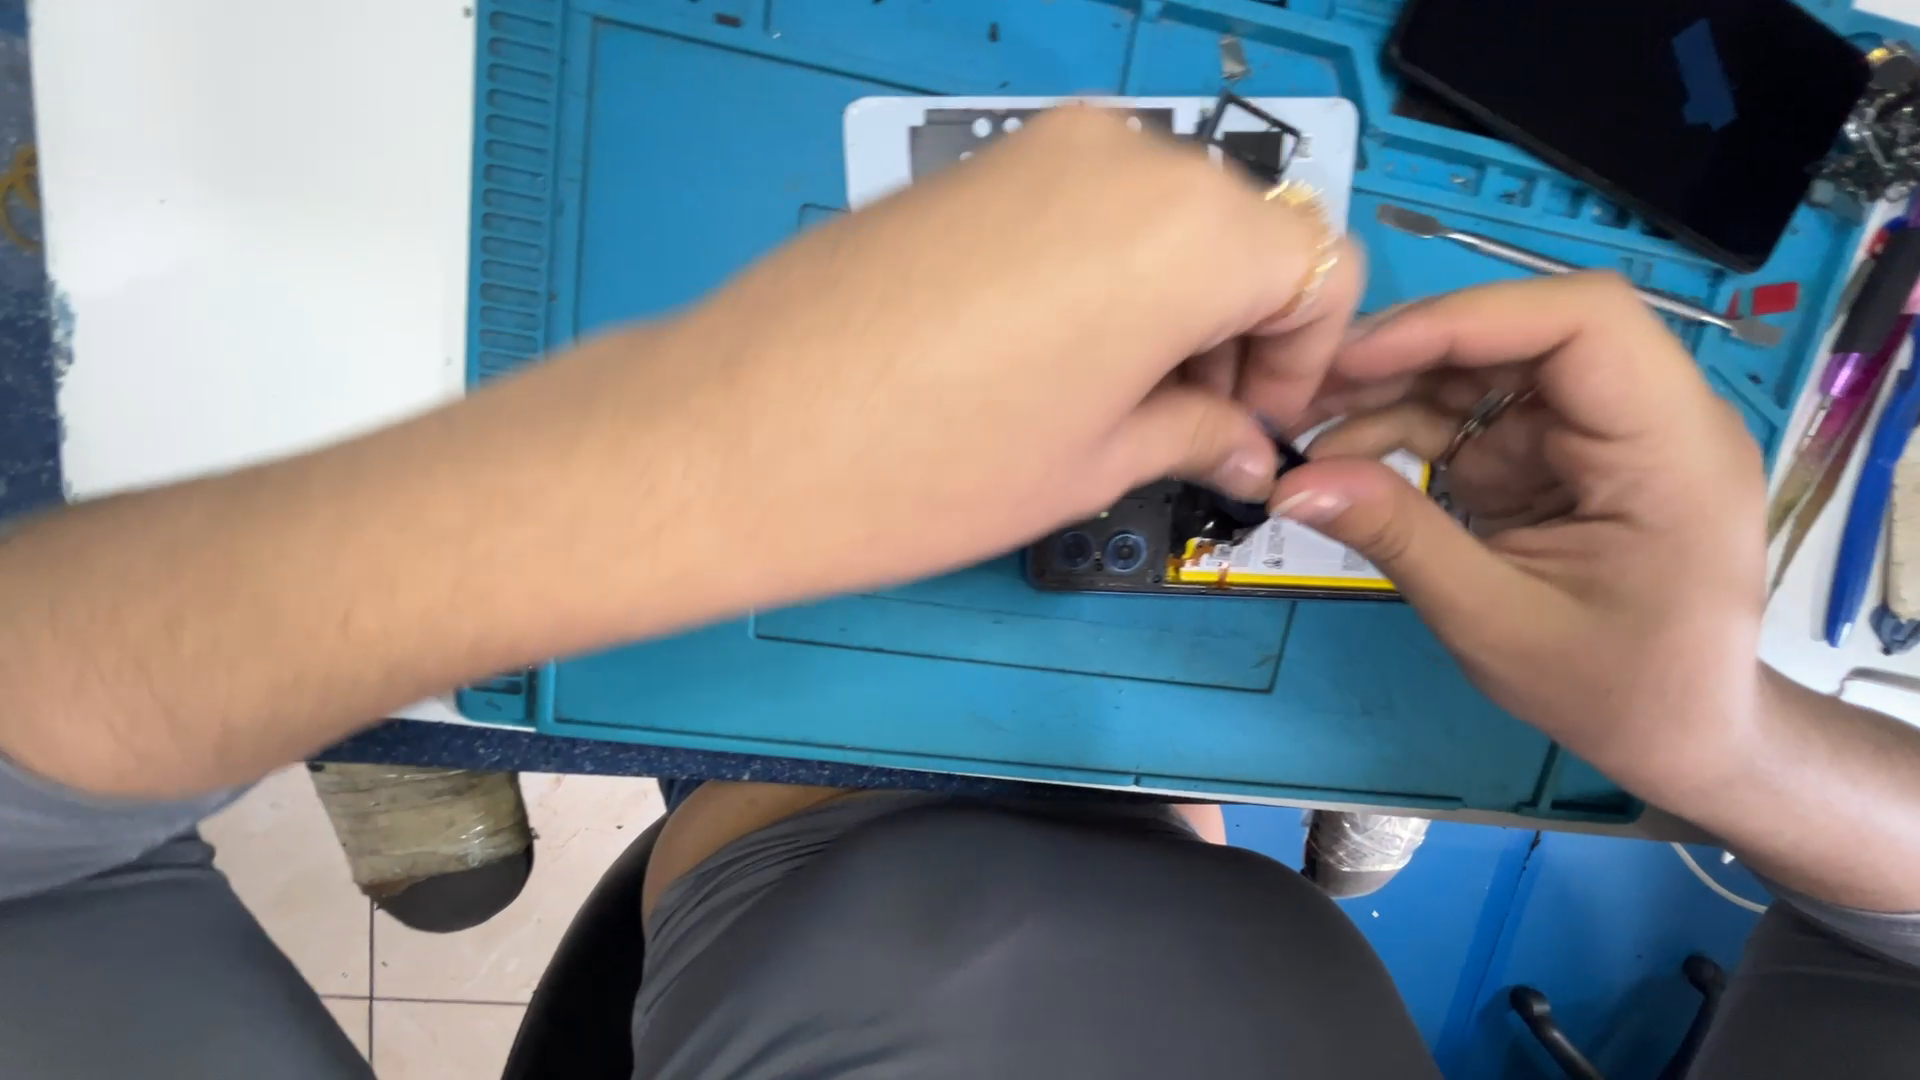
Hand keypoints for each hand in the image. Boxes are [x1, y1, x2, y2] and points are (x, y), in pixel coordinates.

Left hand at [594, 106, 1361, 603]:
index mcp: (1185, 232)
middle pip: (1238, 235)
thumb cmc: (930, 473)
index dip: (1302, 360)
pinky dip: (1100, 277)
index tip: (1252, 425)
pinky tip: (1046, 354)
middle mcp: (1123, 158)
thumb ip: (1189, 435)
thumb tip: (1243, 445)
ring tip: (1109, 399)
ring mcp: (1035, 150)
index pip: (1318, 269)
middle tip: (1185, 423)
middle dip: (1235, 332)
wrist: (738, 436)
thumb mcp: (1087, 468)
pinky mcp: (968, 169)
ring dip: (1168, 306)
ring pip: (1159, 219)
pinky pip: (1080, 211)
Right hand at [1268, 274, 1767, 792]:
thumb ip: (1396, 539)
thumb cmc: (1612, 686)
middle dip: (1400, 356)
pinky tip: (1333, 459)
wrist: (1672, 730)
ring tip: (1298, 428)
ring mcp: (1581, 433)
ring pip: (1473, 371)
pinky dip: (1390, 431)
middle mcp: (1633, 415)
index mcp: (1666, 446)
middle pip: (1512, 337)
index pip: (1580, 323)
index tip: (1352, 358)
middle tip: (1300, 393)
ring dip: (1381, 391)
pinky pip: (1456, 418)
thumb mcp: (1491, 620)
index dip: (1460, 322)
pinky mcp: (1538, 456)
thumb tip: (1289, 484)